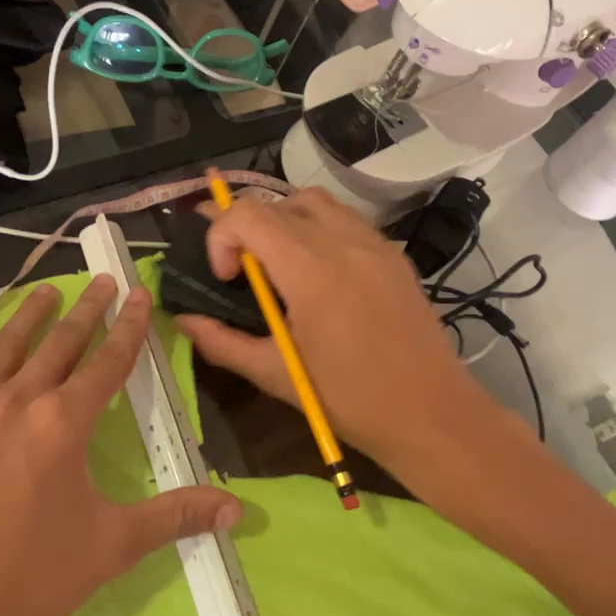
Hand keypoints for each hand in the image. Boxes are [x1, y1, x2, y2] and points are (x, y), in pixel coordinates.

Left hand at [0, 277, 241, 615]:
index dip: (129, 327)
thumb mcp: (112, 546)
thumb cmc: (31, 582)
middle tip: (102, 281)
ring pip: (5, 346)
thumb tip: (239, 508)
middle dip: (86, 310)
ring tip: (46, 290)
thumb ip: (175, 516)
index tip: (139, 293)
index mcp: (64, 423)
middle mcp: (16, 401)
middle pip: (59, 343)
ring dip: (29, 314)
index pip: (108, 361)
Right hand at [175, 189, 516, 486]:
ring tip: (276, 263)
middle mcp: (343, 242)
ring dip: (282, 220)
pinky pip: (346, 218)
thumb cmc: (350, 401)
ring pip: (314, 201)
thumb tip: (184, 319)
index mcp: (311, 270)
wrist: (432, 415)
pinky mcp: (394, 254)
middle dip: (246, 228)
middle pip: (276, 202)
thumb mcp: (277, 375)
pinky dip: (318, 228)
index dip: (221, 237)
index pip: (248, 215)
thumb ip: (222, 342)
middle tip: (240, 272)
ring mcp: (374, 243)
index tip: (226, 279)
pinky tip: (316, 271)